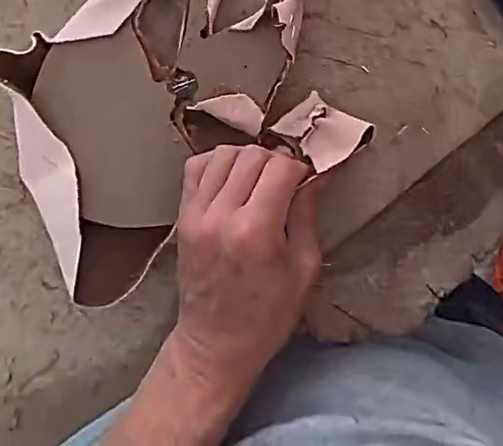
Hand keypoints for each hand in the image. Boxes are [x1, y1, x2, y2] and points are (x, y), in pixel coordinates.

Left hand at [172, 146, 321, 385]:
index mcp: (255, 230)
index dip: (301, 167)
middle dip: (277, 160)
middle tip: (287, 181)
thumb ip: (307, 212)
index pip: (281, 166)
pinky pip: (196, 167)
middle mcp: (221, 216)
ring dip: (248, 158)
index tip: (307, 180)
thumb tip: (319, 172)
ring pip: (224, 153)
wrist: (214, 349)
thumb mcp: (304, 267)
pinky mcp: (182, 218)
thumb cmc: (267, 315)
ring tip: (260, 179)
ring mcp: (196, 216)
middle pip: (253, 154)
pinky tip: (233, 180)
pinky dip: (217, 163)